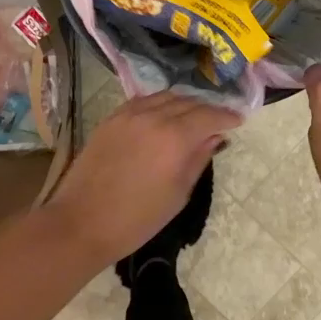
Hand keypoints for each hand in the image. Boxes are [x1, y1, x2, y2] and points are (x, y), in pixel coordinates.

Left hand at [48, 92, 240, 263]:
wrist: (82, 222)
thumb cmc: (136, 219)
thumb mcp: (178, 194)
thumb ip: (198, 160)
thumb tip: (214, 137)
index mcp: (175, 138)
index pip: (209, 116)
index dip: (226, 116)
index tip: (238, 121)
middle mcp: (154, 116)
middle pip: (189, 102)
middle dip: (207, 109)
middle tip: (217, 121)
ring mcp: (129, 114)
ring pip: (165, 96)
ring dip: (183, 103)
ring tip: (192, 117)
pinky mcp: (111, 118)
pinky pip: (142, 101)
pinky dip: (159, 104)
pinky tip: (162, 116)